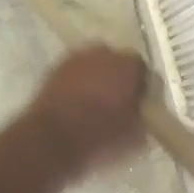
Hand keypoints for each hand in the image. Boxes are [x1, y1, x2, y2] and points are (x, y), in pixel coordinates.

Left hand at [27, 46, 148, 174]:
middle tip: (118, 98)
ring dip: (98, 74)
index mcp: (127, 67)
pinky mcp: (56, 65)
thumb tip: (141, 111)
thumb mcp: (133, 135)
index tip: (140, 101)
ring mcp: (77, 57)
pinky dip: (79, 78)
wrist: (51, 138)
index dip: (141, 85)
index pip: (142, 67)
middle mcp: (103, 53)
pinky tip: (77, 97)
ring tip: (96, 98)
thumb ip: (142, 116)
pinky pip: (75, 68)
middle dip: (118, 75)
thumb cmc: (98, 137)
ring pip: (94, 61)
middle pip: (117, 60)